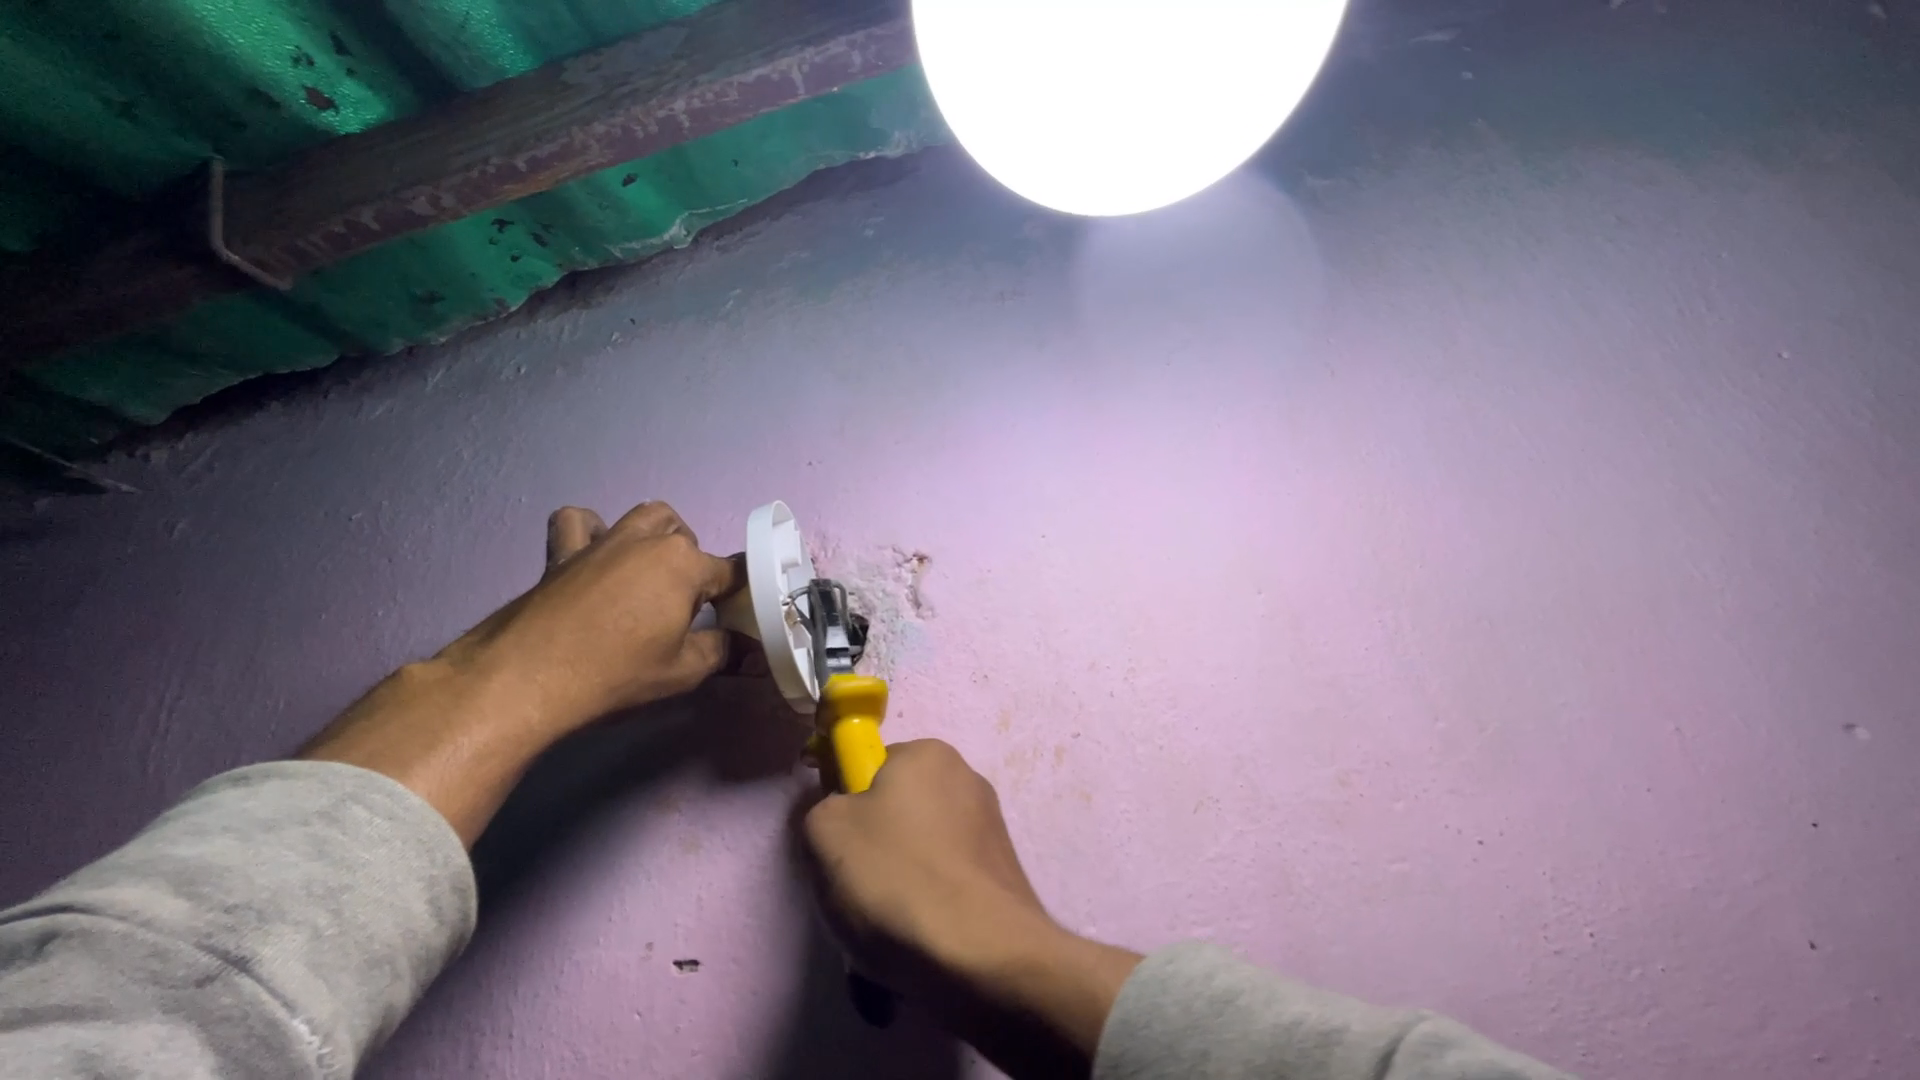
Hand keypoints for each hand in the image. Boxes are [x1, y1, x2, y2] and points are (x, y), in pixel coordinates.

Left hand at [302, 501, 743, 843]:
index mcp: (684, 565)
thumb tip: (745, 646)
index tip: (737, 618)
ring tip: (650, 572)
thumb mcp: (684, 672)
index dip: (738, 595)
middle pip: (687, 536)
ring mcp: (602, 541)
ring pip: (644, 516)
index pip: (731, 571)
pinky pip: (579, 522)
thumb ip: (722, 651)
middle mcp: (647, 541)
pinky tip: (594, 555)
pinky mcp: (563, 553)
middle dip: (694, 561)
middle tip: (686, 605)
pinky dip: (591, 531)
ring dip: (656, 536)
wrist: (526, 678)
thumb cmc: (615, 674)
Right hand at [799, 740, 1140, 1076]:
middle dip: (873, 852)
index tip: (835, 846)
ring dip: (897, 888)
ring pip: (920, 857)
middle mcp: (968, 781)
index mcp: (929, 754)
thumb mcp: (824, 832)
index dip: (845, 805)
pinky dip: (927, 912)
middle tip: (852, 892)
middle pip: (898, 813)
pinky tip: (916, 946)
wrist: (981, 957)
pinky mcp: (1004, 879)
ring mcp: (991, 832)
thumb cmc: (896, 879)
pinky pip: (946, 889)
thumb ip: (821, 807)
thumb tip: (839, 817)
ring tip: (883, 931)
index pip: (872, 768)